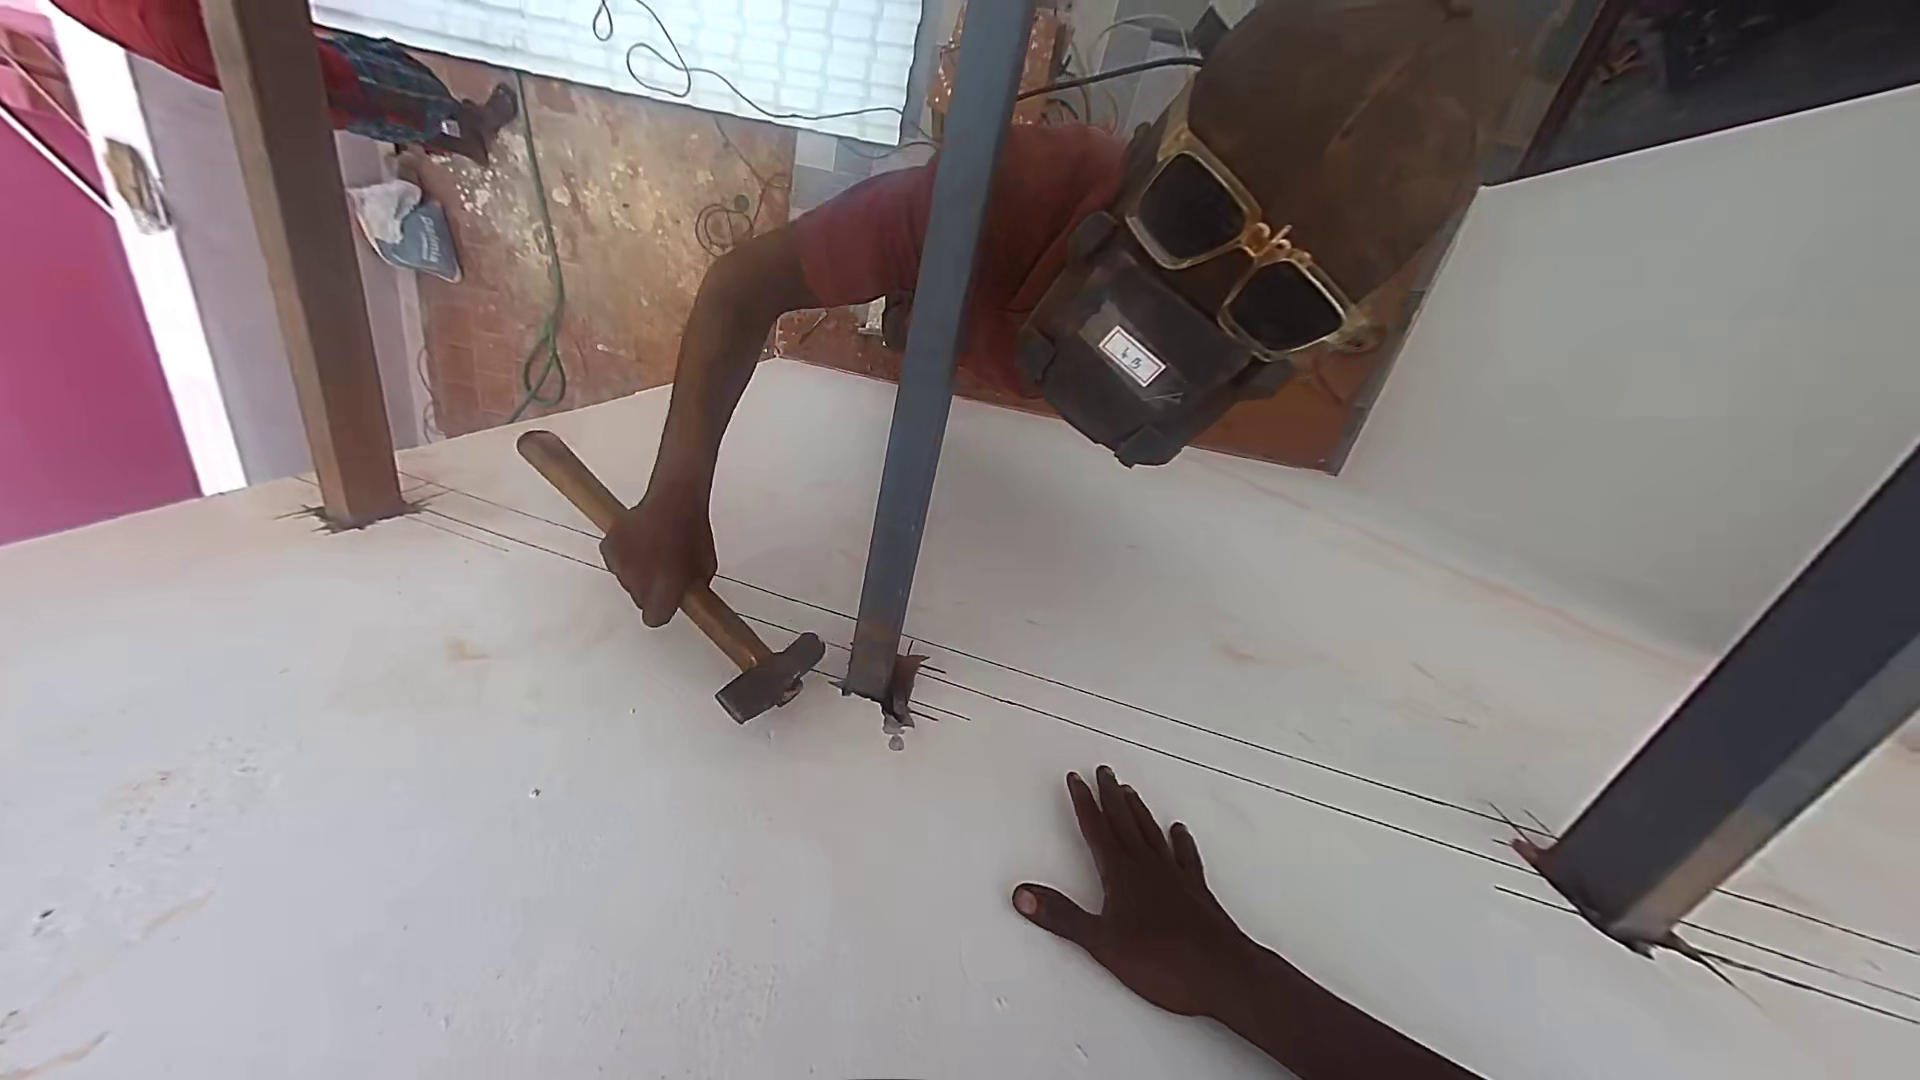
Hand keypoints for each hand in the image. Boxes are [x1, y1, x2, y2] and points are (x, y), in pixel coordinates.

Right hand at [600, 487, 716, 626]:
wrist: (674, 502)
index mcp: (662, 593)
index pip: (654, 619)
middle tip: (667, 571)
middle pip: (641, 599)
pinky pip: (617, 561)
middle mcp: (636, 585)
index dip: (664, 609)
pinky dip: (627, 555)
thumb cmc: (694, 534)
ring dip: (640, 571)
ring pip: (628, 580)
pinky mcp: (608, 548)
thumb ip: (692, 590)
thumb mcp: (705, 568)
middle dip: (653, 590)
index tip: (670, 600)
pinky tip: (642, 541)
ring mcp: (619, 566)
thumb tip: (687, 597)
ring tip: (656, 551)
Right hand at [1013, 767, 1264, 1020]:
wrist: (1222, 975)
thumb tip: (1026, 895)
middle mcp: (1147, 865)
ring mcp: (1174, 874)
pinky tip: (1179, 830)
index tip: (1076, 779)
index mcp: (1121, 872)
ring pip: (1150, 831)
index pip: (1096, 827)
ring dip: (1137, 808)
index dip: (1083, 801)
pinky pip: (1185, 855)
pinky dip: (1180, 840)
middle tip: (1103, 771)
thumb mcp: (1101, 942)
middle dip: (1110, 793)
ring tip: (1130, 790)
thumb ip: (1062, 916)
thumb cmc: (1165, 960)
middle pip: (1123, 819)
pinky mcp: (1196, 890)